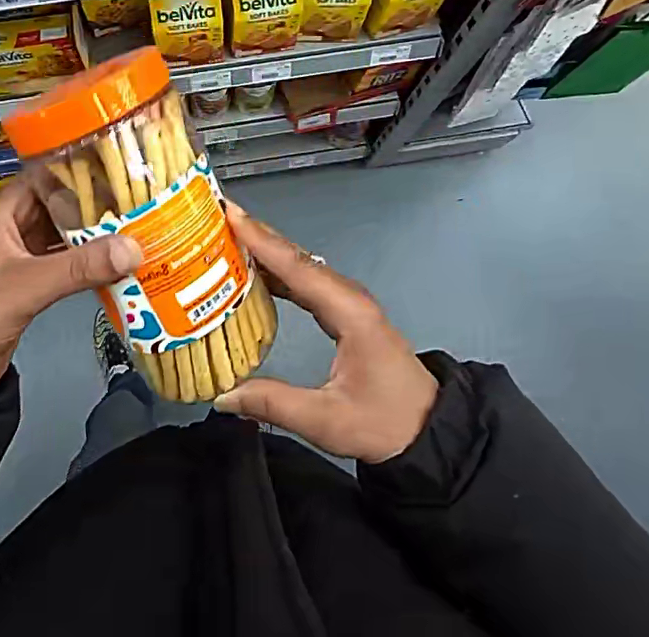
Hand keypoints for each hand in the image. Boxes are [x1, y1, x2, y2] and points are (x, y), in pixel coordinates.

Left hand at [0, 171, 141, 389]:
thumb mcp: (27, 286)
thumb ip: (79, 267)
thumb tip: (133, 249)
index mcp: (7, 210)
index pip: (49, 173)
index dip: (84, 167)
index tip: (123, 166)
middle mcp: (18, 224)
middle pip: (65, 202)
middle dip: (101, 203)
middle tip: (144, 201)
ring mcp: (27, 251)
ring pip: (70, 232)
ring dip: (100, 233)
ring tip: (141, 227)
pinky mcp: (36, 277)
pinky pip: (71, 259)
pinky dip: (93, 259)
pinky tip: (122, 262)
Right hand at [214, 202, 437, 462]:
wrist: (430, 432)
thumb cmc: (385, 424)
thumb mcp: (327, 422)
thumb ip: (273, 404)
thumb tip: (224, 396)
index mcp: (349, 313)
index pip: (297, 267)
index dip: (261, 240)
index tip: (231, 215)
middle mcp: (348, 298)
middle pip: (297, 258)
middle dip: (258, 235)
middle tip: (219, 217)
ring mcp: (348, 303)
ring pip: (301, 267)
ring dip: (266, 251)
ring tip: (227, 240)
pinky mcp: (345, 313)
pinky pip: (305, 282)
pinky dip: (278, 272)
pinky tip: (255, 274)